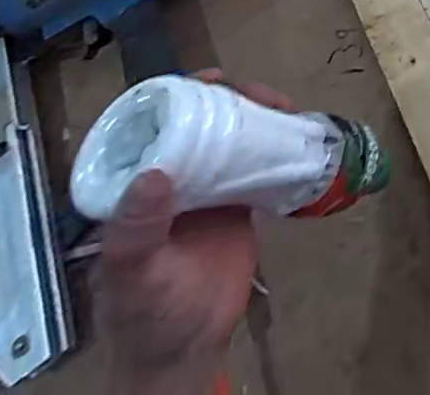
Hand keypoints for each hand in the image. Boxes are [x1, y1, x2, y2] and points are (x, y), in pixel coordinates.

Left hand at [96, 71, 292, 393]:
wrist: (189, 349)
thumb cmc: (149, 314)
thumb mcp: (136, 274)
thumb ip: (138, 232)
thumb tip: (154, 174)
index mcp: (133, 188)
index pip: (151, 126)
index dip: (179, 94)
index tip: (212, 79)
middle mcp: (170, 178)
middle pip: (199, 121)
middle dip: (232, 98)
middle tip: (263, 95)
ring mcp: (206, 187)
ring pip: (230, 135)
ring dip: (257, 113)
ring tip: (286, 107)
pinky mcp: (237, 199)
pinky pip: (255, 159)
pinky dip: (276, 141)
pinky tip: (296, 131)